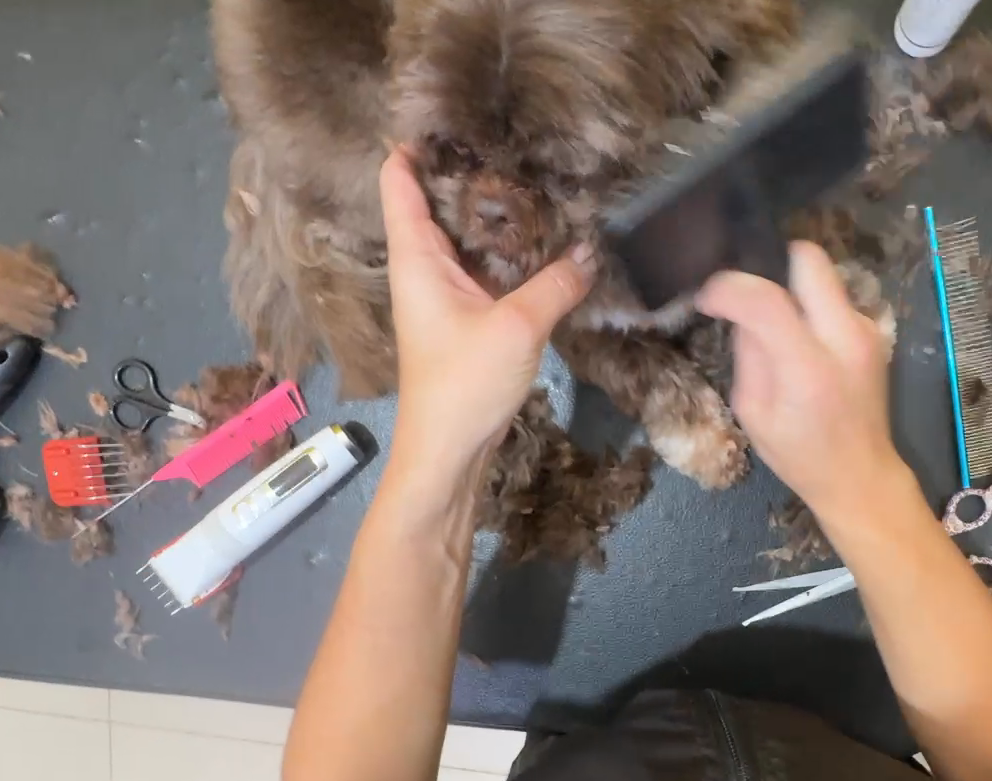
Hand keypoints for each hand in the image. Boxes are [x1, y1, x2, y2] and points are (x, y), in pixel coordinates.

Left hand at [378, 147, 594, 488]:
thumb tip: (592, 252)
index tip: (457, 118)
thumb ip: (556, 284)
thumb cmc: (464, 384)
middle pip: (438, 204)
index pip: (400, 181)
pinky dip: (508, 256)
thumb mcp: (517, 328)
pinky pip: (486, 274)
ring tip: (538, 184)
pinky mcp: (467, 322)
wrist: (449, 451)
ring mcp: (445, 297)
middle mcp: (425, 270)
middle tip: (518, 146)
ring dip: (496, 218)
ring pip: (467, 241)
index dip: (417, 144)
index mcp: (416, 259)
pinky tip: (543, 244)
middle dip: (473, 176)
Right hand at [697, 241, 901, 521]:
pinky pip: (833, 297)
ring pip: (822, 274)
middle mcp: (844, 337)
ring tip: (774, 324)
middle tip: (748, 296)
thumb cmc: (798, 454)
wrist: (860, 473)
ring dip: (791, 289)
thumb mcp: (753, 413)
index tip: (707, 298)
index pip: (765, 300)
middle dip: (770, 266)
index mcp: (806, 369)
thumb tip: (742, 317)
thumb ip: (748, 357)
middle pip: (807, 258)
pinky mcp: (873, 330)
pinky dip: (810, 307)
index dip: (728, 287)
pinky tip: (800, 340)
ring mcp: (866, 329)